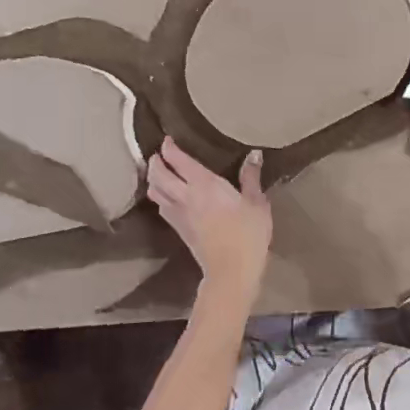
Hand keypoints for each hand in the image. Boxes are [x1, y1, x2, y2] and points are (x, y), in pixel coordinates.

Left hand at [146, 137, 272, 300]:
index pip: (178, 160)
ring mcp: (178, 213)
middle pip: (158, 173)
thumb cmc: (248, 234)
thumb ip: (251, 178)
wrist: (231, 270)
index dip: (169, 147)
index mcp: (204, 184)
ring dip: (153, 179)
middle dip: (155, 162)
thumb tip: (254, 155)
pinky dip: (159, 197)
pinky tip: (167, 197)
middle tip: (158, 155)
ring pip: (154, 191)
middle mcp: (185, 195)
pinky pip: (161, 207)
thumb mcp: (256, 203)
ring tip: (158, 173)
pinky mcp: (178, 229)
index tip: (168, 140)